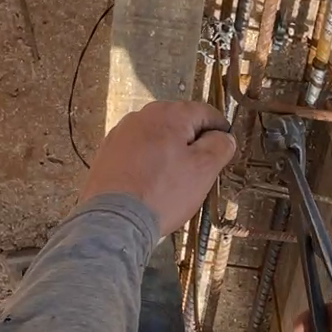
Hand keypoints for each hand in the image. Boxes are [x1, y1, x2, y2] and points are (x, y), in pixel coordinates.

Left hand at [77, 101, 236, 234]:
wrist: (114, 220)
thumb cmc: (163, 192)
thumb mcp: (203, 170)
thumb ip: (219, 146)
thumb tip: (224, 136)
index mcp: (169, 113)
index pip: (206, 112)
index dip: (220, 130)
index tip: (225, 150)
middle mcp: (142, 116)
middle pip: (179, 123)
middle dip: (193, 143)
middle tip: (201, 171)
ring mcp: (120, 133)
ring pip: (157, 138)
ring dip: (170, 153)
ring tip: (174, 181)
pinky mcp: (107, 153)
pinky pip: (138, 152)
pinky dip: (149, 163)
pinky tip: (152, 184)